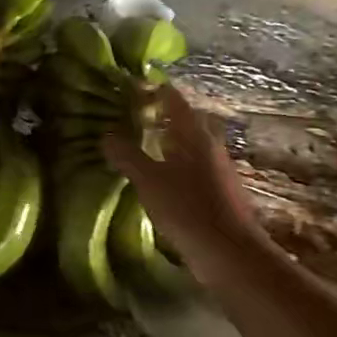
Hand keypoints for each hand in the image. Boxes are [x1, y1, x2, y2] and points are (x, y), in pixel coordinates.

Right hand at [102, 85, 263, 266]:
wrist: (228, 251)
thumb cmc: (186, 208)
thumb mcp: (148, 179)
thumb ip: (127, 155)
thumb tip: (108, 135)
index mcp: (194, 137)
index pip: (175, 102)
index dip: (156, 91)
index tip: (135, 85)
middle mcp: (209, 147)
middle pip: (188, 121)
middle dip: (165, 113)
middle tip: (137, 111)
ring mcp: (216, 169)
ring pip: (190, 143)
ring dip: (169, 137)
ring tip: (142, 139)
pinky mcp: (215, 190)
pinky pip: (191, 163)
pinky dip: (173, 158)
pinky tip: (158, 171)